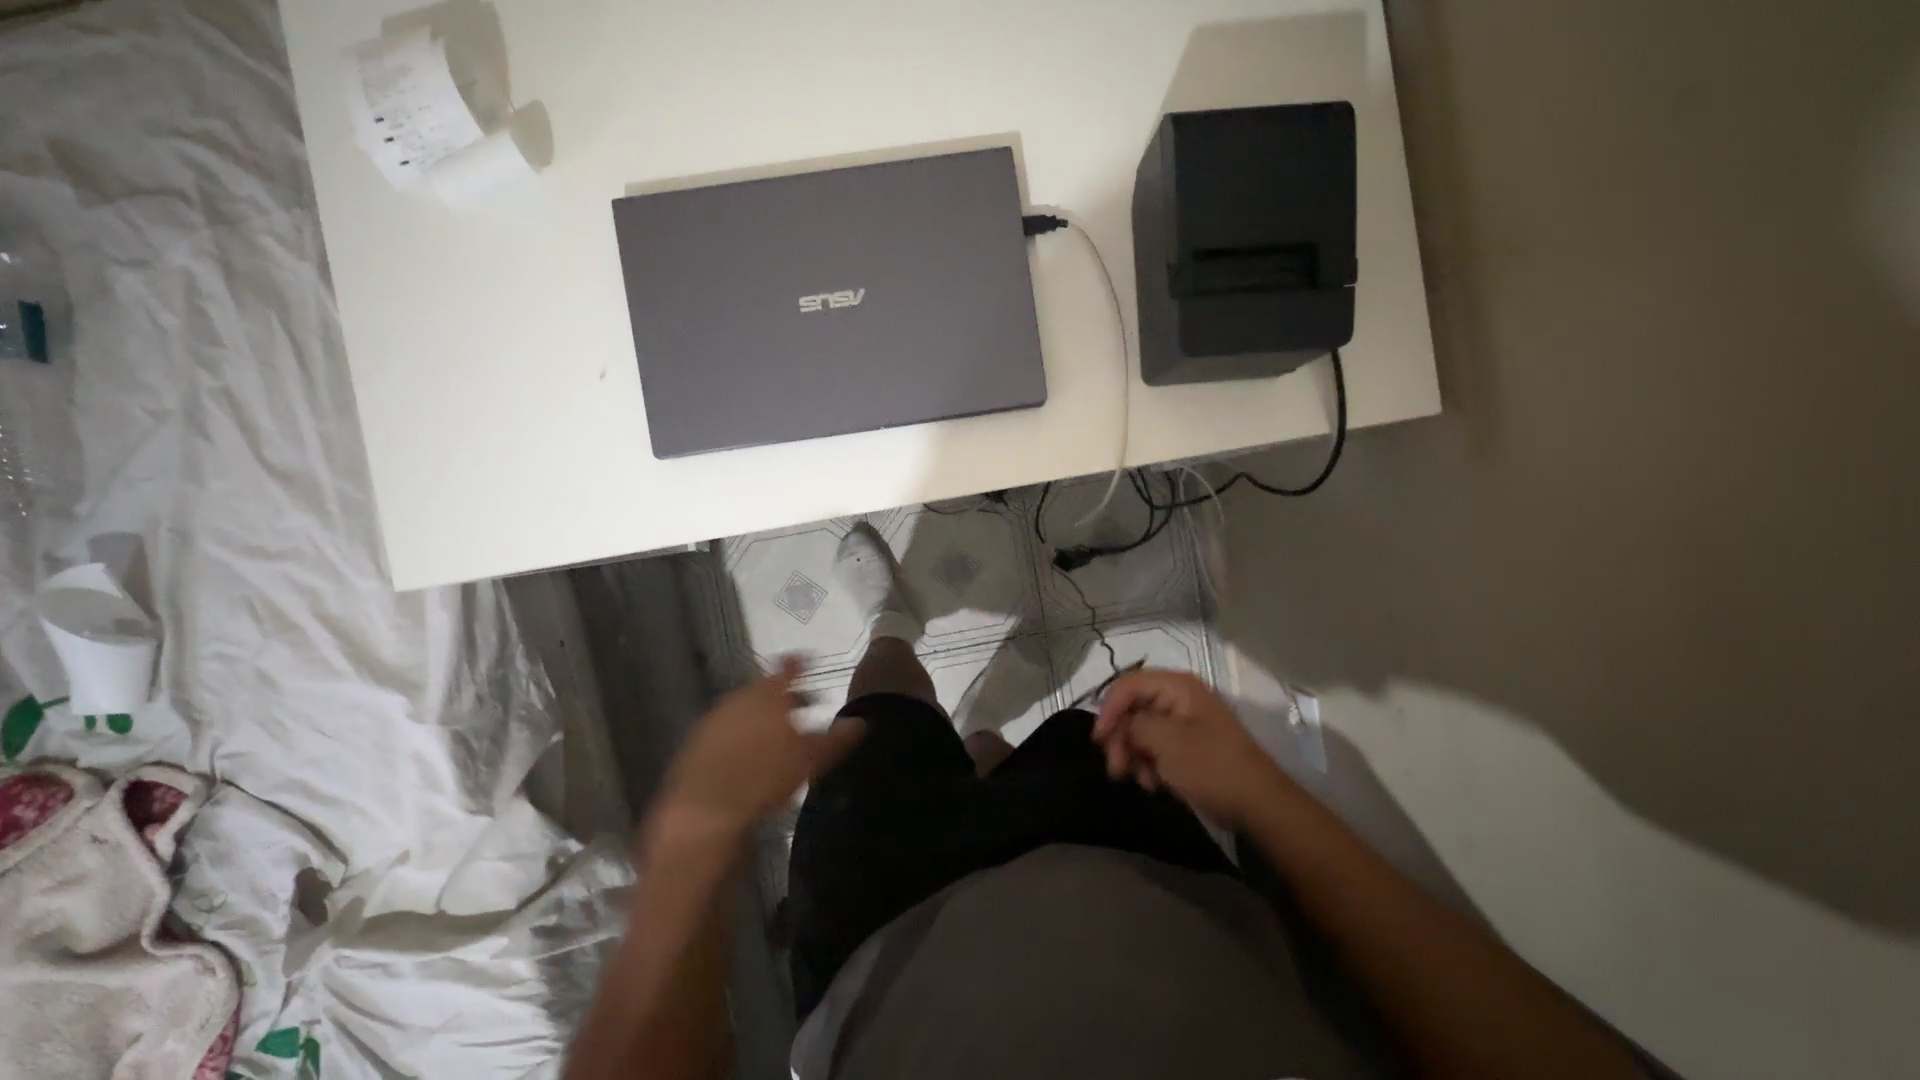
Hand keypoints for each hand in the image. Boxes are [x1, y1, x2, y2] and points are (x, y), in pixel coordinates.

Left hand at [654, 657, 864, 840]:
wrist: (706, 807)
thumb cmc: (766, 775)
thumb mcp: (812, 758)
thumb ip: (837, 738)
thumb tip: (861, 722)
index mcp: (769, 694)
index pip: (788, 668)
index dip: (800, 663)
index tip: (806, 661)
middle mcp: (739, 697)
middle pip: (765, 689)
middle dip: (782, 697)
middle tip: (800, 710)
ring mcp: (714, 719)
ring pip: (744, 709)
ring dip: (760, 717)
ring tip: (776, 737)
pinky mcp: (696, 743)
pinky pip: (726, 730)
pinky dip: (740, 735)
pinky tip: (748, 756)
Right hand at [1092, 669, 1287, 826]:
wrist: (1256, 804)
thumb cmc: (1211, 767)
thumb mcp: (1166, 741)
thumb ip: (1135, 724)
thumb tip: (1121, 724)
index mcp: (1178, 687)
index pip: (1128, 684)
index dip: (1109, 709)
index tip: (1098, 741)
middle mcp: (1179, 698)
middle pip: (1132, 708)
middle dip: (1121, 738)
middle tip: (1116, 769)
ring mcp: (1184, 724)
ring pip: (1141, 731)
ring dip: (1133, 755)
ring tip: (1139, 780)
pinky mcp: (1187, 747)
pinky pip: (1155, 748)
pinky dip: (1148, 764)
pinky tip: (1153, 784)